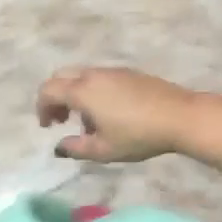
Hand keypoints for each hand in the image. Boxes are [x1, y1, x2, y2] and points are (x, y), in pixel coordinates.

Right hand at [36, 67, 197, 162]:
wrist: (180, 116)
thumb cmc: (138, 135)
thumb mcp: (104, 150)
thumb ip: (76, 148)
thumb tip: (60, 146)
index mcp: (82, 91)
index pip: (49, 90)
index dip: (42, 108)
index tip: (47, 127)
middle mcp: (94, 75)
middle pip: (62, 77)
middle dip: (55, 97)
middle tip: (60, 120)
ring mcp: (114, 71)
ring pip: (83, 76)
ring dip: (75, 95)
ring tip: (88, 124)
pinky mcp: (130, 73)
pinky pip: (101, 78)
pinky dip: (93, 91)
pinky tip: (109, 114)